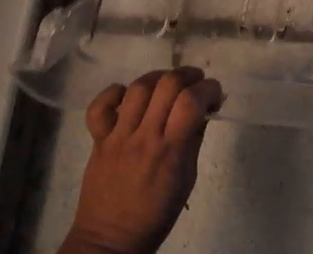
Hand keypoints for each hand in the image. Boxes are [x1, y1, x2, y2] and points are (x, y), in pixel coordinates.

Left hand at [64, 67, 224, 253]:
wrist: (109, 242)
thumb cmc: (156, 214)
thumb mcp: (187, 179)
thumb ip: (194, 139)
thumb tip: (205, 109)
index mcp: (170, 151)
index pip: (192, 101)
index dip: (209, 88)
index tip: (215, 95)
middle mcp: (144, 138)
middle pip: (167, 85)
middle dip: (189, 75)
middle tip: (196, 84)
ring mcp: (118, 137)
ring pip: (139, 88)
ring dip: (159, 77)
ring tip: (167, 85)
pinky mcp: (98, 141)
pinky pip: (99, 107)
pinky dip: (114, 93)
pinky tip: (127, 96)